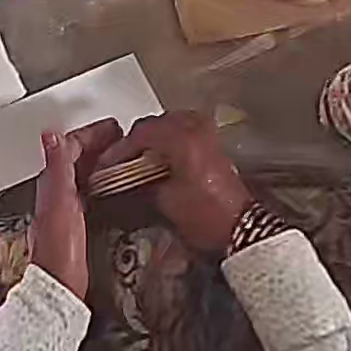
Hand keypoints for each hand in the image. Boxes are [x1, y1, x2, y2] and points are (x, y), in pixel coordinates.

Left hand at [28, 120, 123, 298]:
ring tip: (119, 151)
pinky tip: (112, 182)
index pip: (69, 147)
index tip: (110, 127)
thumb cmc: (59, 250)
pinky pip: (90, 189)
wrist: (60, 286)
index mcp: (51, 184)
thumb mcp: (60, 201)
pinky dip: (102, 179)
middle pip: (76, 158)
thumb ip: (58, 166)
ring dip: (100, 159)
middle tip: (118, 134)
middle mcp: (57, 193)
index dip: (90, 133)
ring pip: (83, 172)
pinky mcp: (77, 221)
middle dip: (97, 142)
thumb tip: (51, 135)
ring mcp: (66, 207)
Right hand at [96, 112, 248, 256]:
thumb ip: (143, 183)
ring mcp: (209, 135)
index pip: (143, 132)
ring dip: (156, 136)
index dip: (121, 148)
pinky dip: (171, 138)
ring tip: (140, 156)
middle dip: (137, 139)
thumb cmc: (205, 215)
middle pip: (158, 122)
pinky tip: (162, 157)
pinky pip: (187, 130)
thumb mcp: (165, 201)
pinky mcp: (215, 145)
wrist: (242, 228)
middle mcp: (197, 130)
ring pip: (173, 123)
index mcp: (182, 139)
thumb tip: (130, 178)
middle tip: (121, 158)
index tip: (108, 163)